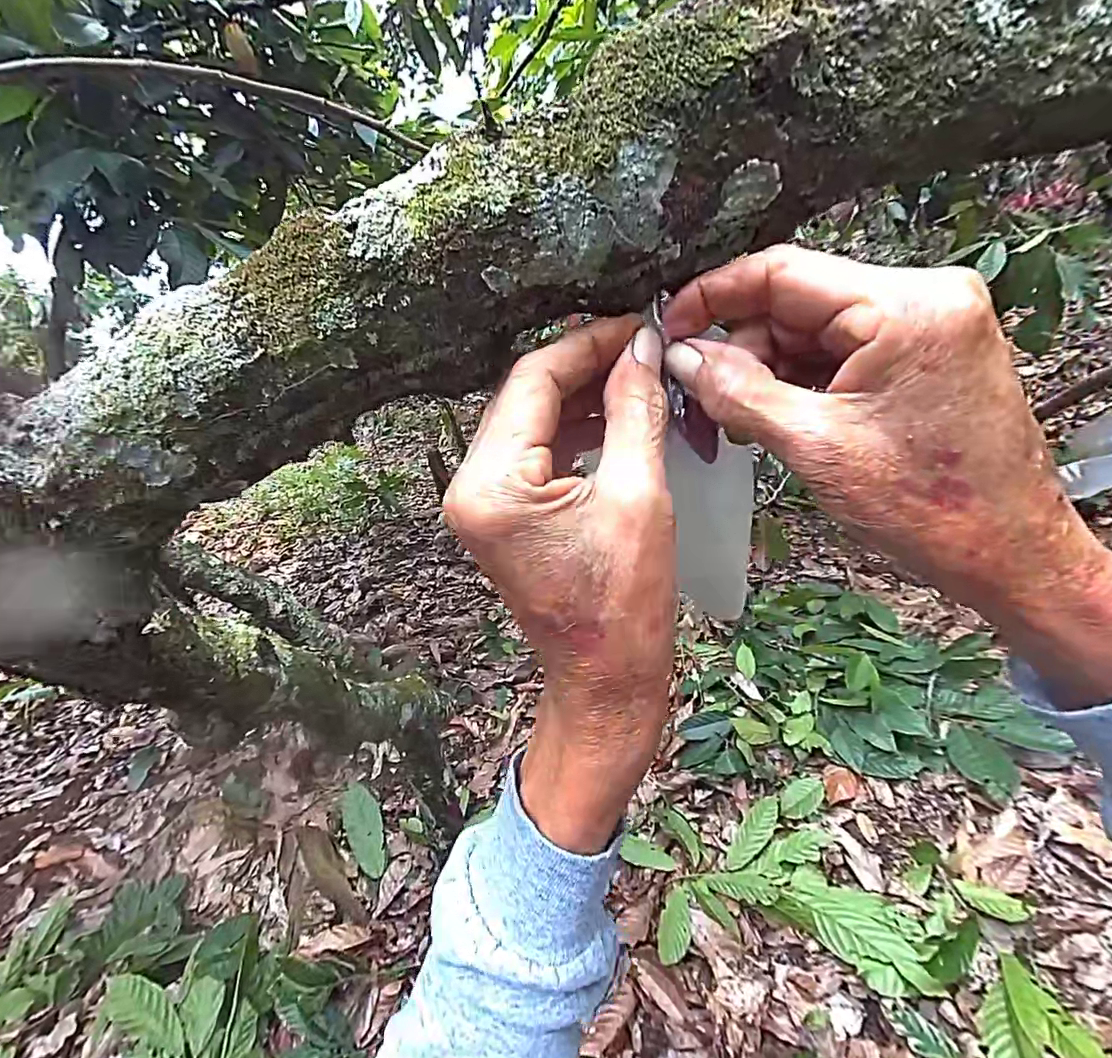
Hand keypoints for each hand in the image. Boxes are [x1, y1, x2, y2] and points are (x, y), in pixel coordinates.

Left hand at [444, 316, 675, 852]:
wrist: (605, 679)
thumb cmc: (625, 605)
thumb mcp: (637, 496)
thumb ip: (634, 411)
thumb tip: (641, 347)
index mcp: (491, 485)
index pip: (534, 381)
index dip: (588, 344)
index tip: (635, 325)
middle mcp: (470, 488)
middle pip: (527, 397)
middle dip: (586, 368)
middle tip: (641, 349)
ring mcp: (481, 503)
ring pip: (532, 422)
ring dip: (583, 398)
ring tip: (637, 379)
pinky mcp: (502, 515)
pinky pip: (535, 453)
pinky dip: (575, 431)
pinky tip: (616, 419)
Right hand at [662, 246, 1111, 707]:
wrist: (1009, 553)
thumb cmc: (928, 507)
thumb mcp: (815, 446)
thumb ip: (739, 391)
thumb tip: (683, 357)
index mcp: (905, 306)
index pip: (783, 272)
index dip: (714, 296)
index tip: (671, 326)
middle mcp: (922, 299)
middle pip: (796, 303)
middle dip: (739, 348)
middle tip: (697, 394)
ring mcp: (925, 327)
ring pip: (812, 332)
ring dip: (765, 372)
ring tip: (735, 421)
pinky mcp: (922, 357)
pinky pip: (839, 355)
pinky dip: (798, 384)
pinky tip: (772, 418)